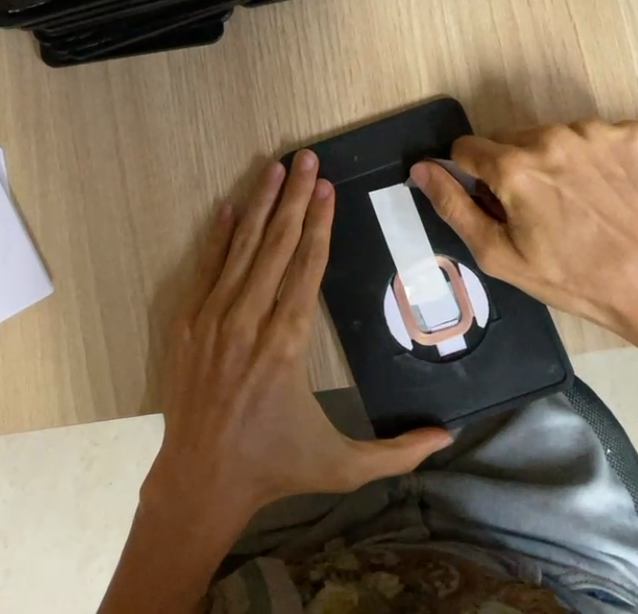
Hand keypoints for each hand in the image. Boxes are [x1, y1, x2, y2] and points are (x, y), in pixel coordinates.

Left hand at [144, 150, 452, 532]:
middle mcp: (248, 321)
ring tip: (274, 168)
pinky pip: (205, 268)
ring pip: (241, 248)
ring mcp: (212, 318)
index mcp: (287, 345)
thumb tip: (451, 437)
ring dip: (259, 205)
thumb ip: (398, 452)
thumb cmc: (275, 467)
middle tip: (307, 157)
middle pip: (276, 245)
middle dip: (295, 198)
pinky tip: (229, 207)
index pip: (307, 269)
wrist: (200, 480)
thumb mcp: (342, 467)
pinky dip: (218, 236)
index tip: (328, 188)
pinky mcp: (187, 323)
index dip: (320, 225)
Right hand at [408, 121, 637, 358]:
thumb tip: (421, 169)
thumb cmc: (575, 280)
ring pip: (552, 137)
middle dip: (514, 168)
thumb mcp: (500, 256)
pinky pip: (596, 138)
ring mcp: (598, 132)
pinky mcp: (636, 134)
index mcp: (514, 166)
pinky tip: (611, 193)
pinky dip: (596, 160)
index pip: (467, 148)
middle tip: (540, 211)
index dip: (473, 176)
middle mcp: (552, 136)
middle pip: (510, 140)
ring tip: (580, 204)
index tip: (495, 203)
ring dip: (554, 162)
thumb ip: (453, 206)